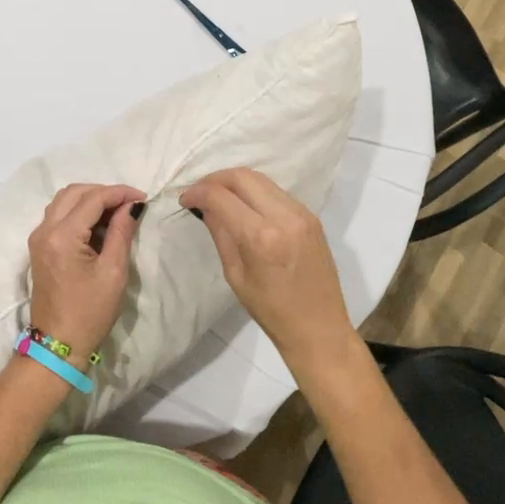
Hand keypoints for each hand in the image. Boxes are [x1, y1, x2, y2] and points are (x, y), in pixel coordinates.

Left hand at [26, 183, 145, 365]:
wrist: (58, 343)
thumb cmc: (90, 312)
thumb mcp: (113, 272)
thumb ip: (121, 232)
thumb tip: (131, 206)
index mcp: (62, 235)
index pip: (92, 199)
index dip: (119, 193)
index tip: (143, 197)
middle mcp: (44, 230)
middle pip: (74, 192)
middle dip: (103, 192)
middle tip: (130, 204)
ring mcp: (38, 237)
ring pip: (64, 201)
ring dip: (90, 199)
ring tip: (117, 212)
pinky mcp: (39, 246)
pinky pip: (58, 215)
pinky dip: (79, 212)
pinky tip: (99, 224)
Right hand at [181, 168, 355, 371]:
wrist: (319, 327)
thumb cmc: (271, 311)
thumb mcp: (235, 275)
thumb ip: (220, 233)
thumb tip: (205, 206)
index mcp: (261, 237)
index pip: (221, 196)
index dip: (197, 192)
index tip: (185, 200)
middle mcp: (284, 217)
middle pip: (242, 176)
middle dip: (214, 179)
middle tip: (200, 193)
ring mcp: (302, 214)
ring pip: (261, 179)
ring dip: (235, 182)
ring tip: (219, 197)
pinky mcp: (311, 217)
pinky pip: (276, 192)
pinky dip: (255, 191)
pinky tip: (244, 206)